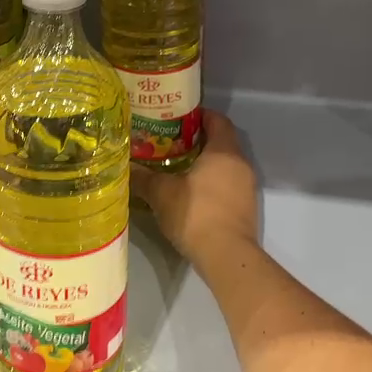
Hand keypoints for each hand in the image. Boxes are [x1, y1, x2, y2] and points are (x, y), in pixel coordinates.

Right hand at [131, 110, 259, 266]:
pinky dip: (210, 183)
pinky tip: (189, 194)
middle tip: (168, 143)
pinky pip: (227, 185)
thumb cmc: (196, 213)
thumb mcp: (161, 193)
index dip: (199, 115)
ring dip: (203, 164)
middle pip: (221, 142)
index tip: (177, 117)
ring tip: (175, 168)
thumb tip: (125, 166)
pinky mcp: (245, 208)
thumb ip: (143, 177)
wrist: (226, 256)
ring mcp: (246, 188)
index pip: (218, 120)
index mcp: (224, 151)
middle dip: (196, 140)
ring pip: (224, 165)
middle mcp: (240, 164)